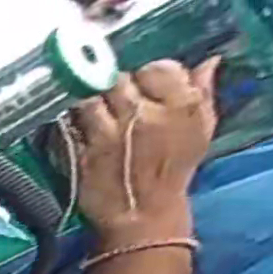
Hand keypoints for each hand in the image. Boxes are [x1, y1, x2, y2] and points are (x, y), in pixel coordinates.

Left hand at [70, 58, 220, 243]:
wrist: (140, 211)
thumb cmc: (173, 170)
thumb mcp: (201, 127)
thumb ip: (202, 92)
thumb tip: (206, 62)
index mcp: (180, 103)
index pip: (156, 69)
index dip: (143, 75)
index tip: (136, 86)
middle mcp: (142, 115)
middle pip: (118, 83)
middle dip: (111, 88)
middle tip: (108, 99)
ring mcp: (107, 135)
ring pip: (88, 103)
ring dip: (85, 105)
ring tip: (87, 114)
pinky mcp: (80, 154)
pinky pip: (68, 130)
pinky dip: (66, 126)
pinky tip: (69, 130)